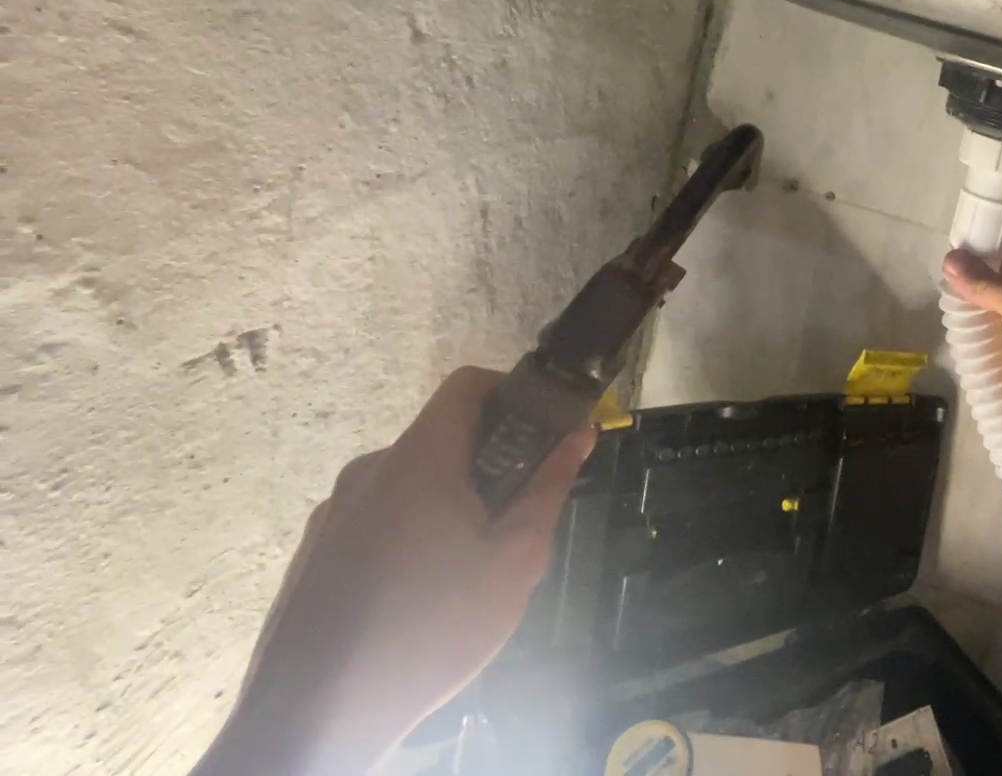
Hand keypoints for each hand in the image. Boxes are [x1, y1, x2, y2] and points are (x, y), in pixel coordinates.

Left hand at [193, 367, 595, 775]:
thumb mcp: (515, 558)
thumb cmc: (433, 627)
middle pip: (444, 437)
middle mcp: (369, 474)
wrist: (313, 724)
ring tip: (477, 562)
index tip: (546, 431)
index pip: (467, 386)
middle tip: (522, 513)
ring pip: (413, 482)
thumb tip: (579, 436)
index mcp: (418, 462)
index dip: (514, 391)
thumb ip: (548, 488)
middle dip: (495, 460)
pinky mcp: (315, 554)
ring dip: (456, 499)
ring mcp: (334, 515)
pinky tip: (427, 591)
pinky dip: (418, 529)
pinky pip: (381, 517)